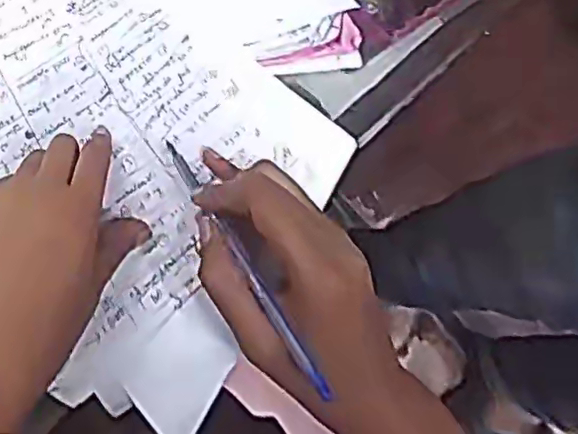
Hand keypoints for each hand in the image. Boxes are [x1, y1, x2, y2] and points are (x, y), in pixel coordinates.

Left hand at [0, 130, 149, 432]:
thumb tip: (135, 228)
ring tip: (50, 200)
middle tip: (78, 172)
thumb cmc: (46, 320)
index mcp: (78, 207)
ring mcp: (12, 193)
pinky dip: (19, 190)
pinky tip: (22, 221)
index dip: (100, 146)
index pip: (94, 158)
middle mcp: (44, 191)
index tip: (102, 141)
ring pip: (34, 160)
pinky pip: (8, 181)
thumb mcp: (92, 283)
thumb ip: (113, 244)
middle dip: (73, 153)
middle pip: (61, 146)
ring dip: (45, 169)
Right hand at [195, 152, 460, 433]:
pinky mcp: (341, 241)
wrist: (376, 396)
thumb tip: (207, 230)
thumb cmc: (319, 377)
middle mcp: (335, 244)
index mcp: (316, 268)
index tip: (200, 202)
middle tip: (204, 194)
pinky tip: (243, 211)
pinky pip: (294, 201)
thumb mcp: (255, 340)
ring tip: (217, 191)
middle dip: (232, 181)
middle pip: (274, 180)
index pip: (263, 197)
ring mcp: (342, 240)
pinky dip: (264, 200)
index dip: (224, 191)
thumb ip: (222, 280)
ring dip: (247, 187)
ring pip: (284, 184)